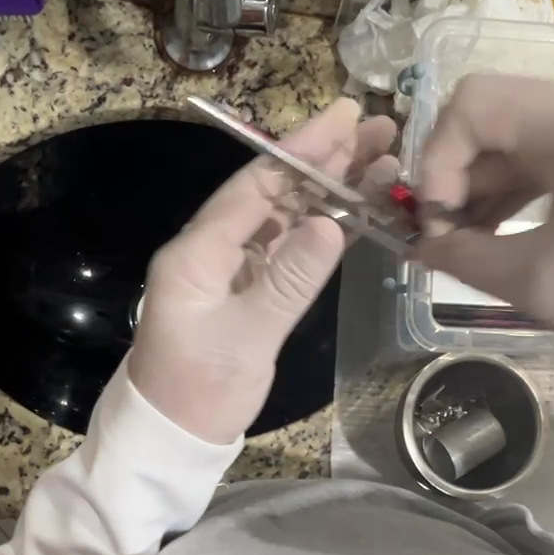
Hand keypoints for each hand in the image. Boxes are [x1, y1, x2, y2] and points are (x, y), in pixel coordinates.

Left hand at [130, 99, 398, 443]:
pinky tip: (351, 213)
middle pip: (271, 195)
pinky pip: (283, 252)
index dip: (300, 150)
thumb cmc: (200, 391)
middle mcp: (210, 252)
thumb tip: (332, 223)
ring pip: (281, 221)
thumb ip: (288, 282)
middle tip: (376, 131)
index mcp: (197, 254)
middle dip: (322, 162)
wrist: (173, 436)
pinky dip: (316, 233)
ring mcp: (228, 273)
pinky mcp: (244, 295)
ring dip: (327, 193)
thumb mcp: (246, 338)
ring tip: (379, 166)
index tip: (343, 118)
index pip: (254, 187)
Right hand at [413, 75, 553, 362]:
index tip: (435, 225)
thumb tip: (423, 246)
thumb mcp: (540, 281)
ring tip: (473, 247)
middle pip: (502, 119)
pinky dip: (531, 189)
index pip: (473, 104)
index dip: (436, 162)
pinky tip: (512, 233)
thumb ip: (465, 257)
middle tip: (445, 245)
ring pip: (532, 139)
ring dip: (491, 190)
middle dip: (460, 182)